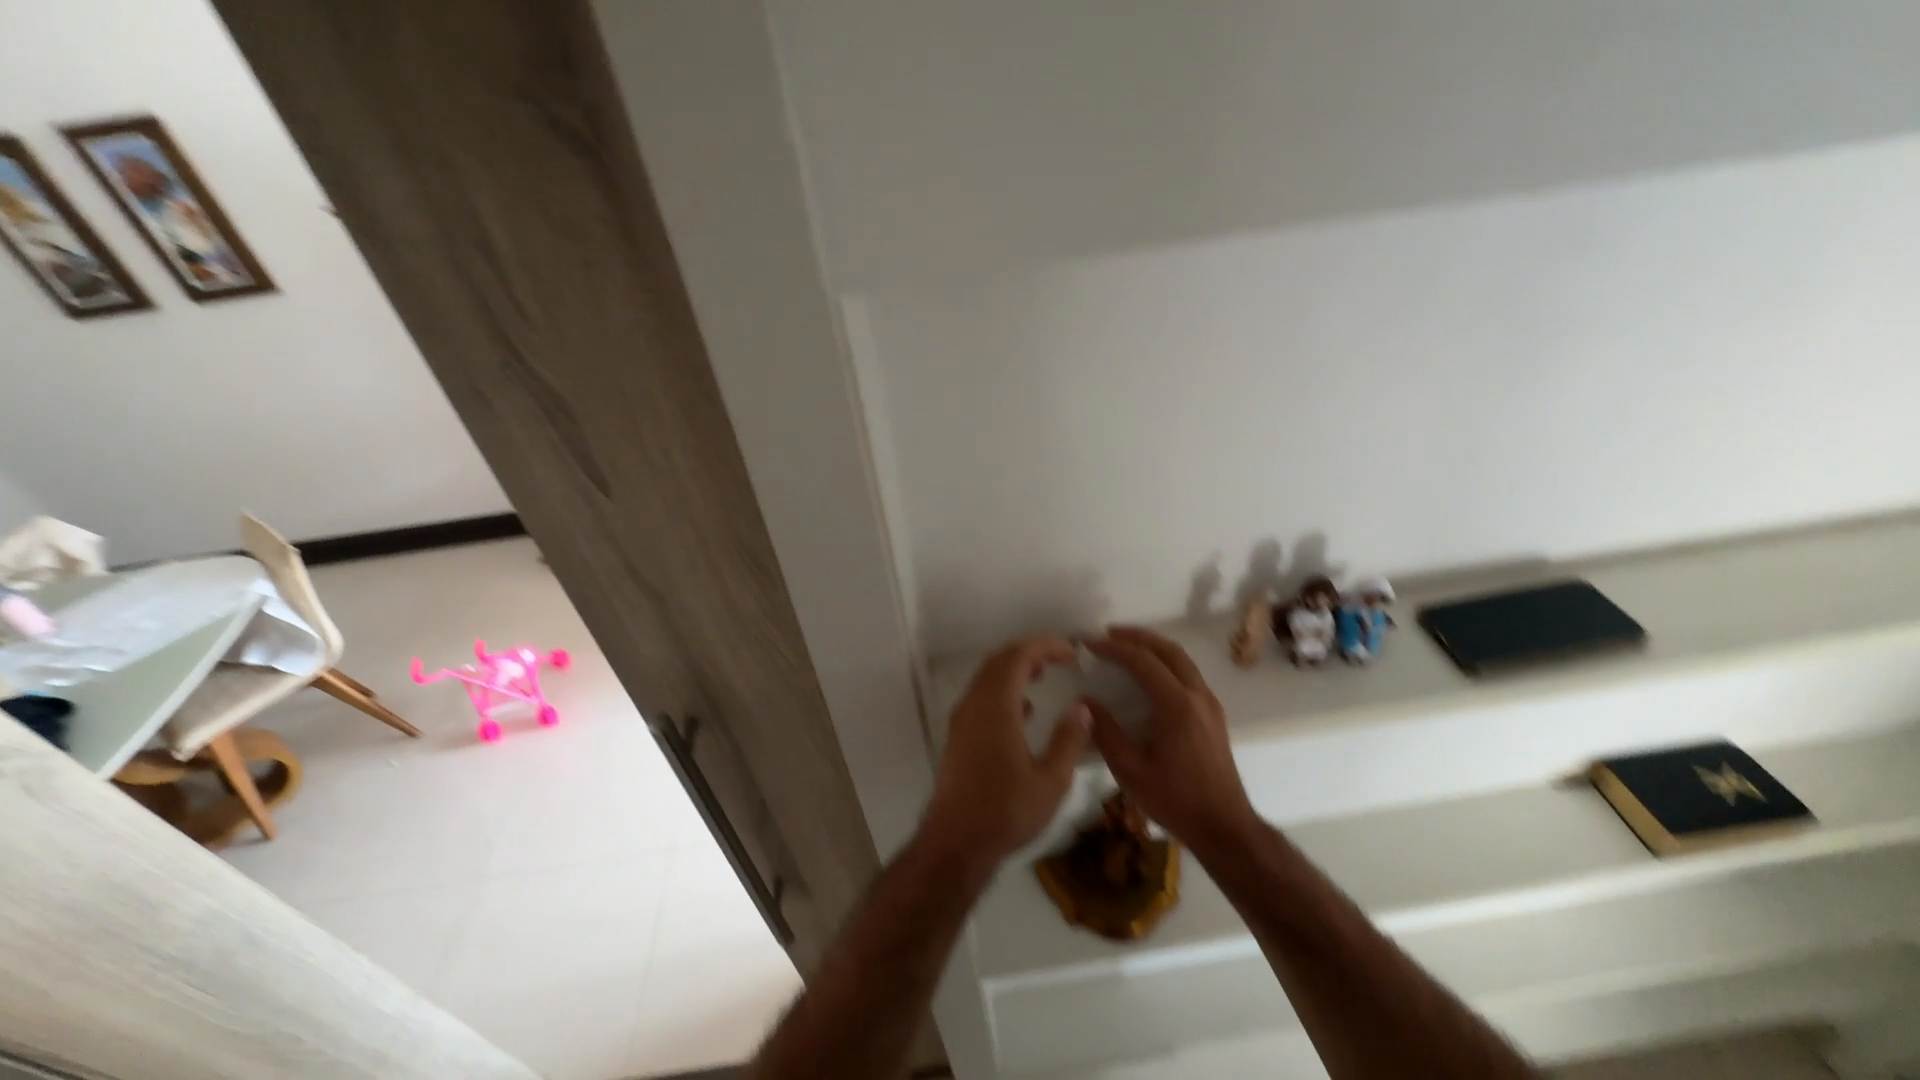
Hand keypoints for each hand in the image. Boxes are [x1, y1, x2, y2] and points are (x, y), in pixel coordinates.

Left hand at [922, 635, 1091, 865]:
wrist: (956, 842)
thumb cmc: (1006, 811)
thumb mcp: (1051, 780)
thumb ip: (1069, 740)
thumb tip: (1082, 708)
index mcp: (996, 708)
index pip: (1017, 657)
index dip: (1044, 645)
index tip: (1070, 649)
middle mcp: (974, 706)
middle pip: (998, 662)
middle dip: (1029, 652)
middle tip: (1059, 657)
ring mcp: (962, 722)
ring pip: (986, 679)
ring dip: (1014, 670)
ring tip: (1044, 675)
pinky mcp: (958, 738)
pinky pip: (981, 698)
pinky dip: (1003, 691)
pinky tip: (1024, 710)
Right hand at [1084, 626, 1257, 851]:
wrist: (1223, 826)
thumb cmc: (1174, 800)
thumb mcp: (1130, 770)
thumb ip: (1106, 733)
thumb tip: (1086, 704)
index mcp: (1176, 706)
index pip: (1142, 662)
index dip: (1114, 649)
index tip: (1089, 644)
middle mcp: (1197, 696)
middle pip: (1168, 650)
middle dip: (1138, 637)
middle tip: (1109, 634)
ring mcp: (1210, 705)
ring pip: (1183, 661)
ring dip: (1154, 648)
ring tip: (1127, 648)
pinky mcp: (1214, 716)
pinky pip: (1189, 675)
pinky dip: (1167, 664)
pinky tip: (1151, 676)